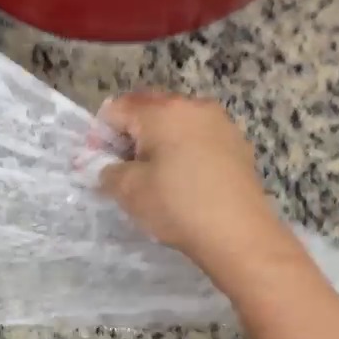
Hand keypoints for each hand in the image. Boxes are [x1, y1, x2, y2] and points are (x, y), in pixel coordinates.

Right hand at [97, 91, 287, 267]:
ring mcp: (219, 122)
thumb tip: (108, 165)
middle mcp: (193, 106)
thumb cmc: (175, 206)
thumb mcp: (127, 190)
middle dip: (130, 134)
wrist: (237, 232)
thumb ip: (107, 170)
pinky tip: (184, 179)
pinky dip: (183, 150)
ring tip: (156, 175)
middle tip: (125, 168)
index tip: (101, 163)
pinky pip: (197, 136)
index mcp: (162, 112)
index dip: (101, 135)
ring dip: (158, 141)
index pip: (116, 109)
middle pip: (148, 109)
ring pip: (175, 122)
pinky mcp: (236, 142)